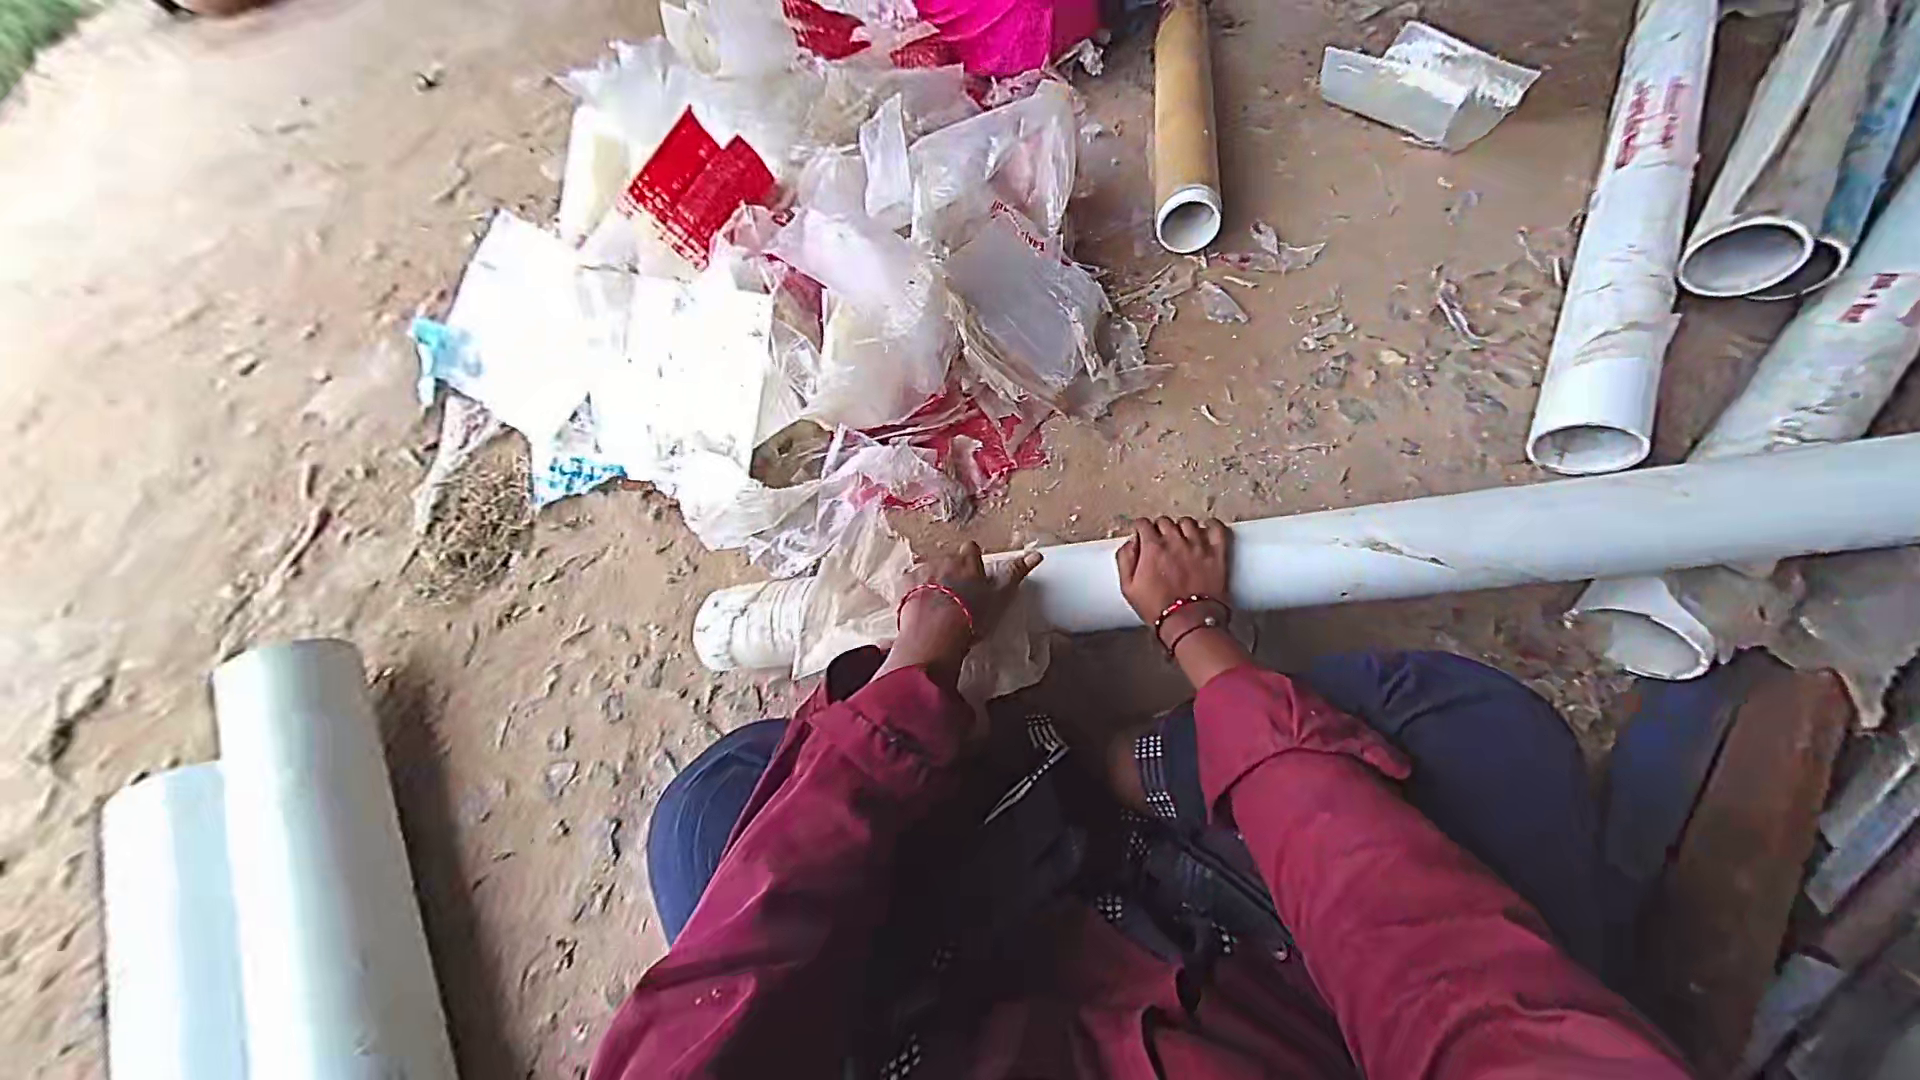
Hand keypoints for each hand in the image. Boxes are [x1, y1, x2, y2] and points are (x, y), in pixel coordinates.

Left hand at [881, 542, 1042, 688]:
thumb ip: (1016, 574)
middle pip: (948, 562)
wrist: (936, 633)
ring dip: (932, 585)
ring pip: (928, 573)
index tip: (973, 576)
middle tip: (957, 599)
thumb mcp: (1000, 597)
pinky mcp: (904, 586)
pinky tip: (919, 610)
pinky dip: (912, 593)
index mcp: (967, 562)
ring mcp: (922, 572)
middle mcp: (943, 561)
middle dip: (951, 575)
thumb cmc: (971, 616)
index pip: (971, 550)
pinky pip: (908, 585)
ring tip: (938, 608)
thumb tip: (1036, 556)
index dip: (972, 562)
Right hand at [1117, 517, 1232, 625]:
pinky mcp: (1217, 553)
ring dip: (1182, 527)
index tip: (1142, 534)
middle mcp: (1175, 541)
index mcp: (1152, 548)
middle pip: (1165, 521)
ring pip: (1188, 522)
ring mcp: (1198, 545)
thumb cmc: (1159, 608)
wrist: (1189, 622)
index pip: (1143, 524)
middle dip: (1160, 529)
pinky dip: (1212, 525)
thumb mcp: (1128, 588)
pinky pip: (1217, 528)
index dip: (1141, 529)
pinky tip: (1206, 529)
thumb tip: (1130, 543)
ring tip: (1181, 538)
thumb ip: (1125, 560)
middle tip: (1160, 541)